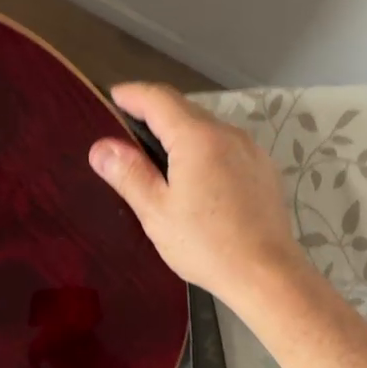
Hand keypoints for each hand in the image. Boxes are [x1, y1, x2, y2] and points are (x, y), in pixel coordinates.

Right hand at [90, 82, 306, 304]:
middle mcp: (228, 133)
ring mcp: (251, 150)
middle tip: (130, 132)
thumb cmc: (206, 245)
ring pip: (209, 130)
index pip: (159, 99)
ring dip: (182, 135)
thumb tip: (101, 147)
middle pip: (186, 111)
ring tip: (161, 159)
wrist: (265, 273)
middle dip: (156, 115)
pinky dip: (206, 152)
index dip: (133, 94)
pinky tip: (198, 180)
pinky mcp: (264, 170)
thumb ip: (129, 174)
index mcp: (197, 138)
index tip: (114, 96)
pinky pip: (227, 149)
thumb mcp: (157, 213)